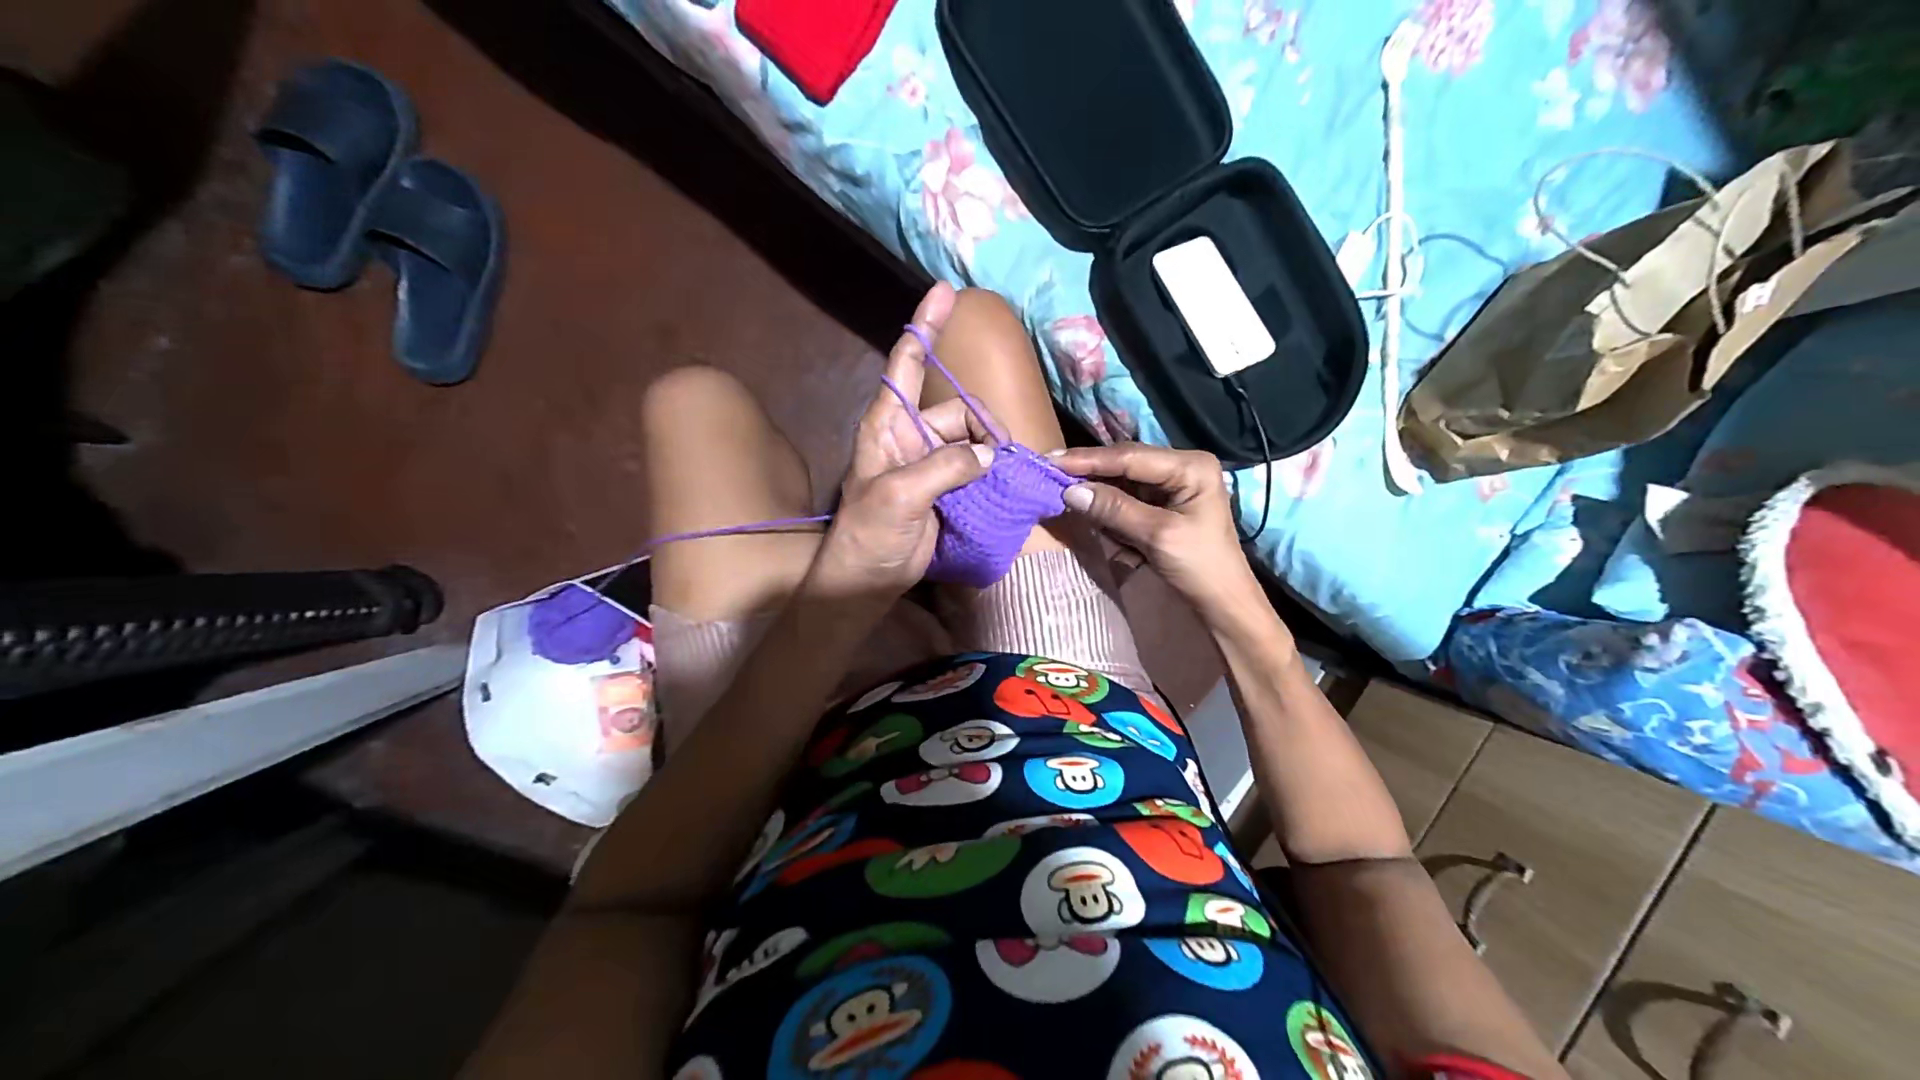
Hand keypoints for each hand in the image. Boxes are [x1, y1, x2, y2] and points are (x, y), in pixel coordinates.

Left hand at [808, 283, 994, 599]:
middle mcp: (910, 436)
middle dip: (982, 423)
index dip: (925, 327)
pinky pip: (975, 466)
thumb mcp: (899, 495)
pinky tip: (1007, 477)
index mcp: (888, 425)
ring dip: (990, 451)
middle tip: (1001, 453)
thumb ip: (945, 468)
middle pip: (956, 409)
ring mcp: (929, 462)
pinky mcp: (945, 488)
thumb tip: (989, 453)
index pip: (906, 363)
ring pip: (971, 439)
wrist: (869, 578)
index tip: (945, 292)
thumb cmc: (868, 532)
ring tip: (1004, 471)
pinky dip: (992, 469)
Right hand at [1053, 443, 1270, 627]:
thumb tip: (1070, 491)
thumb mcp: (1157, 536)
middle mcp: (1182, 466)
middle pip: (1124, 463)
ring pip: (1122, 480)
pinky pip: (1126, 497)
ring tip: (1060, 487)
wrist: (1223, 603)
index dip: (1089, 459)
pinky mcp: (1161, 504)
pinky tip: (1084, 504)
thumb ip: (1114, 509)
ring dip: (1095, 487)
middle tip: (1049, 471)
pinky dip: (1106, 504)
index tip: (1052, 462)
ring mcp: (1171, 485)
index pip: (1130, 456)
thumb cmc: (1200, 566)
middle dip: (1089, 470)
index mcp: (1190, 466)